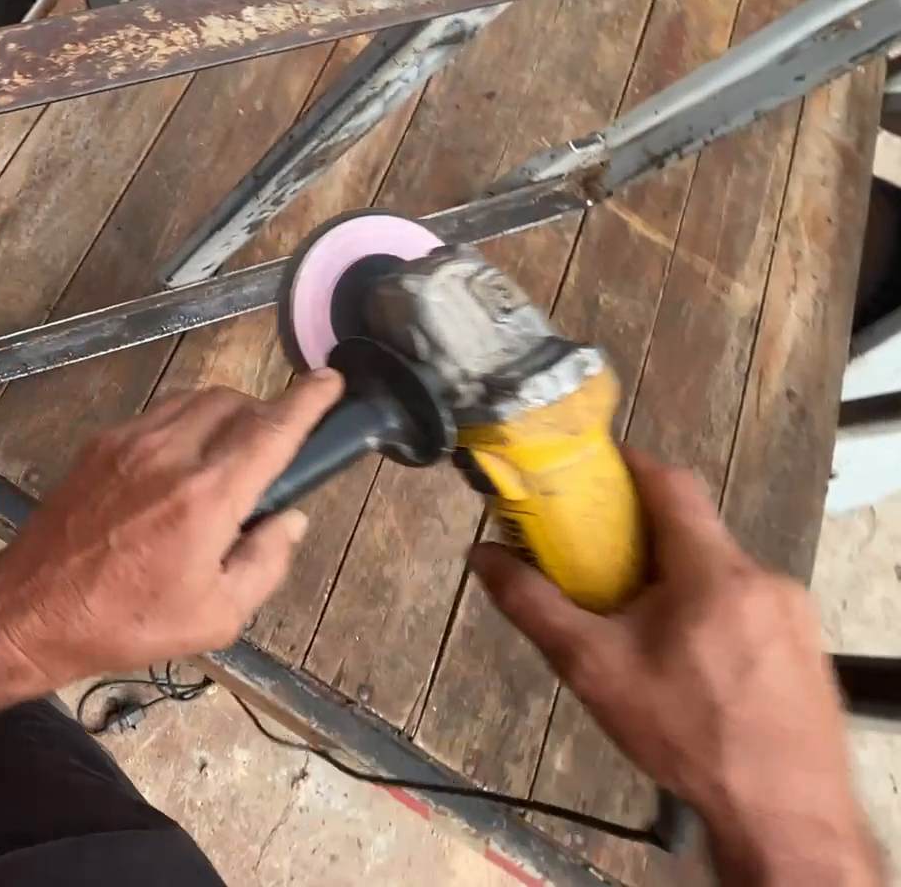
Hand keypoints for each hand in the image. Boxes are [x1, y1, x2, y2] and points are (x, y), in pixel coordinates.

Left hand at [0, 374, 342, 687]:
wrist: (36, 606)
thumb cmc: (127, 621)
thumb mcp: (217, 615)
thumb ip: (266, 560)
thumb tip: (291, 519)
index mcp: (205, 497)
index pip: (270, 430)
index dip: (307, 401)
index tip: (328, 381)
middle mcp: (167, 455)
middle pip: (231, 401)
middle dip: (263, 412)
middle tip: (272, 447)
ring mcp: (126, 443)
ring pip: (191, 400)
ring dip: (222, 414)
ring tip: (226, 454)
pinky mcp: (98, 445)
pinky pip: (155, 414)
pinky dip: (182, 423)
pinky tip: (179, 461)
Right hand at [471, 449, 878, 884]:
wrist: (788, 820)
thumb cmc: (684, 730)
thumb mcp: (588, 664)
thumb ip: (530, 602)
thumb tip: (481, 555)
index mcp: (714, 574)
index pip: (672, 485)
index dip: (624, 461)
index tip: (578, 462)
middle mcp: (763, 581)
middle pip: (684, 527)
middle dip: (623, 528)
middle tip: (572, 549)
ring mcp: (791, 616)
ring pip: (707, 565)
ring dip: (653, 569)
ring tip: (609, 606)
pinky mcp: (801, 648)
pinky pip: (732, 598)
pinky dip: (685, 598)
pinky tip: (659, 644)